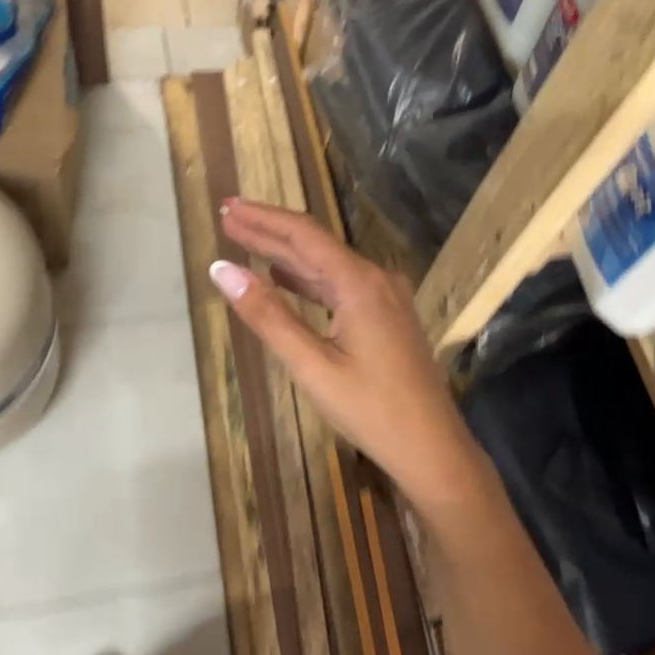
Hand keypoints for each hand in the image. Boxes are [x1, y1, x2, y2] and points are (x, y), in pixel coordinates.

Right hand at [209, 200, 490, 508]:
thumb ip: (267, 315)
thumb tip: (222, 270)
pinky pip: (342, 286)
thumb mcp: (312, 366)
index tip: (227, 207)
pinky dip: (308, 279)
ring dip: (285, 254)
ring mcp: (386, 297)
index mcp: (359, 283)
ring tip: (245, 242)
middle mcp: (376, 279)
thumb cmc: (371, 410)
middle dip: (269, 230)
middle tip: (227, 216)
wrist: (433, 448)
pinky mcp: (388, 316)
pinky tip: (285, 279)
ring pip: (328, 265)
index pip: (303, 234)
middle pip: (315, 245)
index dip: (262, 218)